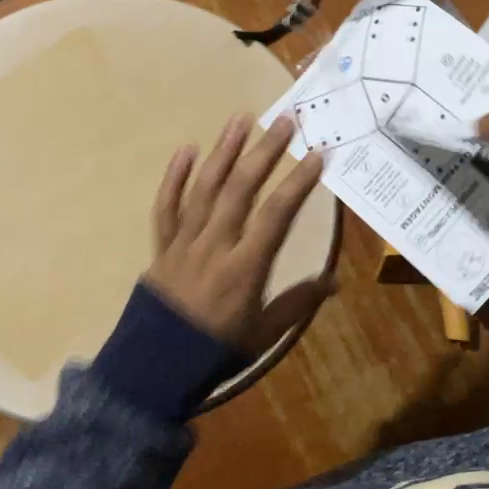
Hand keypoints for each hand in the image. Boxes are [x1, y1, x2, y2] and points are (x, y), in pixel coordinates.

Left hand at [143, 114, 331, 353]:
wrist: (153, 368)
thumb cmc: (216, 352)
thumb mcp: (265, 334)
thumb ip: (298, 303)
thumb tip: (334, 281)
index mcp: (245, 267)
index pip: (276, 215)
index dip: (298, 183)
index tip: (317, 154)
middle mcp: (215, 245)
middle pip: (241, 189)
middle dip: (264, 152)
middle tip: (284, 121)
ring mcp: (184, 242)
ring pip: (205, 189)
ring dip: (224, 152)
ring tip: (241, 120)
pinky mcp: (161, 247)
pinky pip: (166, 207)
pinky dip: (175, 177)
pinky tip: (186, 150)